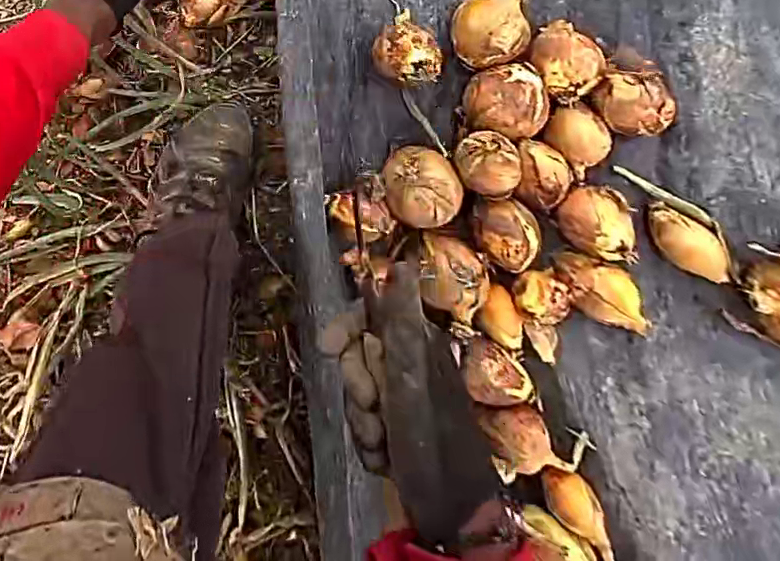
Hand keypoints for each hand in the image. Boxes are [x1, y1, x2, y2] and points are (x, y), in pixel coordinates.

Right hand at [323, 262, 522, 557]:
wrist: (453, 517)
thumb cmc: (431, 441)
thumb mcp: (410, 376)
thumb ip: (401, 319)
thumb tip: (404, 261)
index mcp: (417, 343)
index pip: (367, 313)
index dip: (344, 328)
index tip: (326, 348)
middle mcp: (411, 364)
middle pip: (357, 353)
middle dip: (357, 385)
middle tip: (372, 410)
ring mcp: (405, 398)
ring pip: (357, 391)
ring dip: (362, 420)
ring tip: (381, 441)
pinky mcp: (398, 427)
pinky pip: (364, 421)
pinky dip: (368, 441)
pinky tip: (384, 457)